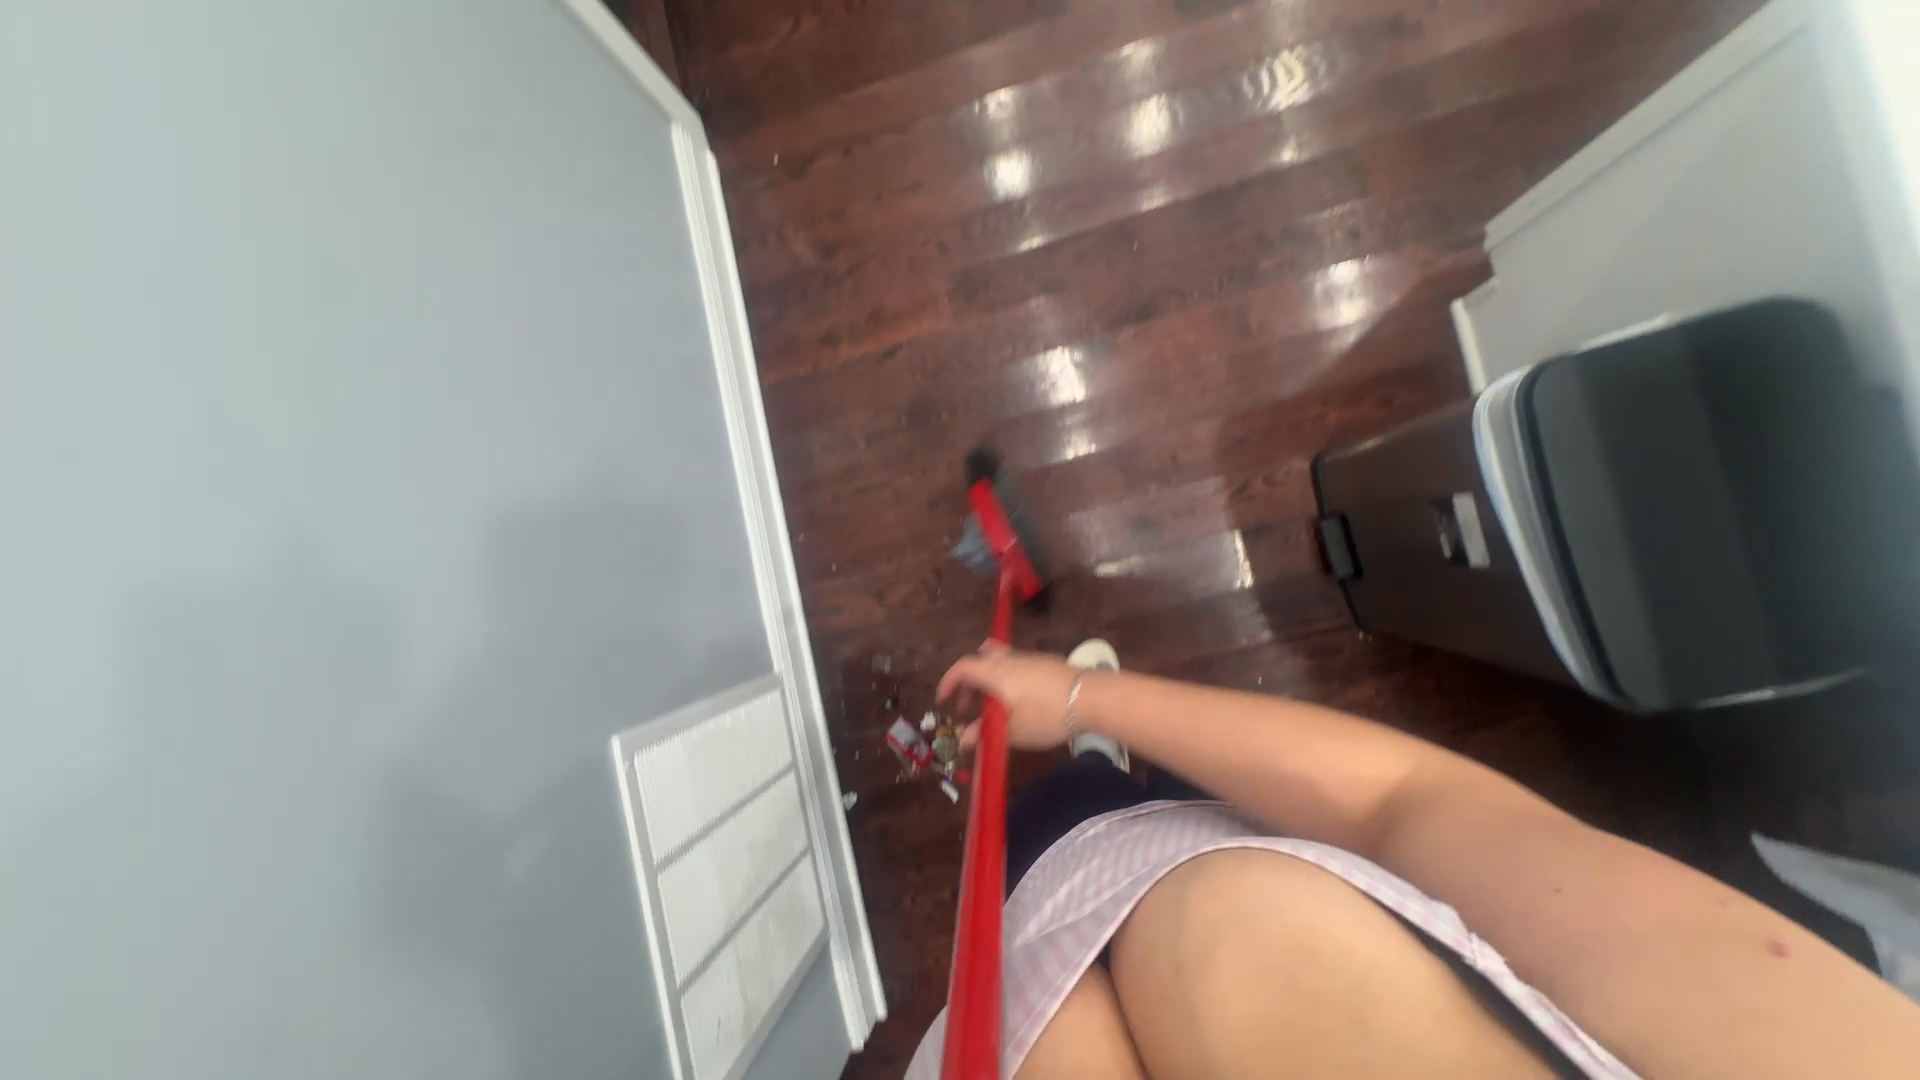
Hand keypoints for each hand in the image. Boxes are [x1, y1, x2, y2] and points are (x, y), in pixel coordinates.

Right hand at [936, 641, 1081, 751]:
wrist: (1091, 697)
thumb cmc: (1047, 715)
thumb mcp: (1014, 731)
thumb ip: (987, 733)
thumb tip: (964, 740)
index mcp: (995, 673)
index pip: (963, 668)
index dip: (949, 682)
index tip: (944, 700)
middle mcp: (1009, 659)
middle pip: (980, 662)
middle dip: (969, 684)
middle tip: (969, 708)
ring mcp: (1030, 658)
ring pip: (999, 660)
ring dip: (989, 680)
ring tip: (993, 703)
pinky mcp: (1047, 663)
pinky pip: (1017, 665)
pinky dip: (1007, 679)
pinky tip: (1019, 700)